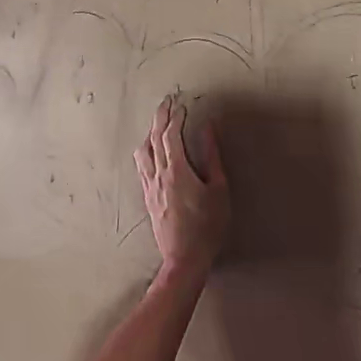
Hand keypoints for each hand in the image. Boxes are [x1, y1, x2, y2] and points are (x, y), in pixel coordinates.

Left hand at [133, 92, 229, 282]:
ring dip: (150, 133)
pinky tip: (151, 151)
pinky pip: (142, 166)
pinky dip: (147, 150)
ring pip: (143, 152)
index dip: (176, 117)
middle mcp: (158, 175)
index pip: (171, 135)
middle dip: (160, 117)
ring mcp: (150, 187)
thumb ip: (212, 156)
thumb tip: (209, 129)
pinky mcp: (148, 198)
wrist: (184, 258)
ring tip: (158, 122)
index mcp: (176, 171)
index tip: (183, 105)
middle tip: (167, 102)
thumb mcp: (218, 189)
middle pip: (154, 138)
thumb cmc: (207, 226)